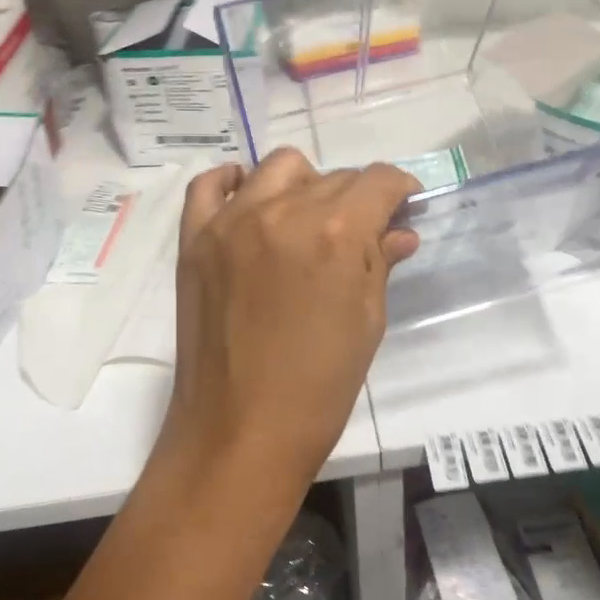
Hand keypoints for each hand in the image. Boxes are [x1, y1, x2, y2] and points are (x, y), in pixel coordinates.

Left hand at [165, 149, 421, 476]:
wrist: (240, 432)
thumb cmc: (319, 386)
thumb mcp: (367, 322)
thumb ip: (380, 262)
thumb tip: (399, 231)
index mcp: (336, 232)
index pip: (379, 181)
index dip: (400, 189)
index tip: (404, 206)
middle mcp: (284, 211)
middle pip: (333, 176)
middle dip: (357, 197)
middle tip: (360, 233)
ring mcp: (232, 221)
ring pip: (279, 167)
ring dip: (304, 183)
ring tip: (306, 221)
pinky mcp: (195, 238)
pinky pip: (210, 185)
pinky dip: (233, 183)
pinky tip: (249, 203)